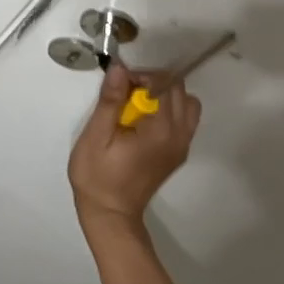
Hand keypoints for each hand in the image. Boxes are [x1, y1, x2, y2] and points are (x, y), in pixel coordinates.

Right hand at [67, 62, 201, 237]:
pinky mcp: (177, 153)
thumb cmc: (98, 175)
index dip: (142, 76)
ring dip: (164, 95)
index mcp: (160, 131)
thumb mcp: (96, 136)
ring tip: (135, 102)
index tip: (119, 81)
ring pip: (187, 105)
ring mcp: (182, 146)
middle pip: (180, 91)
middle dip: (153, 81)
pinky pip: (183, 120)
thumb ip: (110, 101)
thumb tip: (119, 69)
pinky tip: (142, 118)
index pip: (165, 85)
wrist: (111, 214)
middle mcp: (179, 137)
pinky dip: (168, 109)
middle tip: (123, 89)